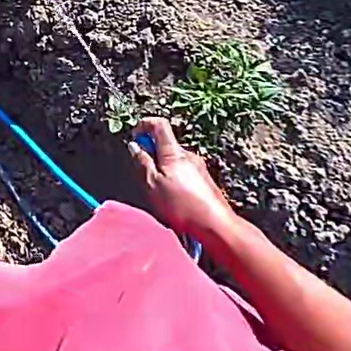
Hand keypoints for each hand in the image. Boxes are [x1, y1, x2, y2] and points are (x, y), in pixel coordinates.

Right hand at [128, 117, 236, 242]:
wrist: (216, 226)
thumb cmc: (183, 206)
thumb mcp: (152, 185)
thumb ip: (142, 163)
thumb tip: (135, 146)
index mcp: (174, 152)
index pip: (159, 124)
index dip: (144, 125)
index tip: (135, 137)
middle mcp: (188, 155)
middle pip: (165, 144)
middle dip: (151, 154)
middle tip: (144, 174)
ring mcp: (197, 167)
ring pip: (173, 160)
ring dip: (161, 169)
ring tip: (160, 193)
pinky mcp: (203, 180)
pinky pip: (182, 172)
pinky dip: (173, 179)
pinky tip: (173, 200)